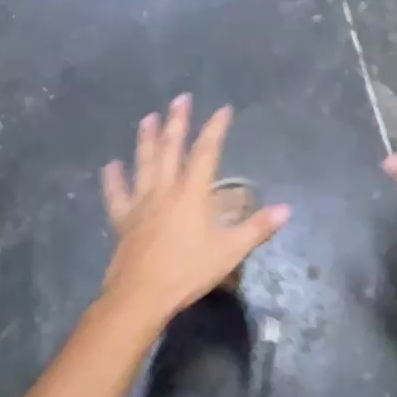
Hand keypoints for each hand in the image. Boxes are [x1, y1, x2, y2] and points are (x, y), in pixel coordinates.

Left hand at [99, 95, 290, 322]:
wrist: (140, 297)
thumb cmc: (188, 271)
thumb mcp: (230, 251)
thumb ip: (257, 228)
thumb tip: (286, 209)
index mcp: (192, 193)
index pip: (207, 152)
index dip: (215, 128)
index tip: (223, 109)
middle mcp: (165, 190)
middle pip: (171, 149)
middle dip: (177, 122)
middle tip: (180, 99)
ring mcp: (141, 204)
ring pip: (144, 164)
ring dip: (146, 139)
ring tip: (147, 118)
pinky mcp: (123, 220)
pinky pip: (117, 195)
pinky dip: (113, 179)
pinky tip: (110, 166)